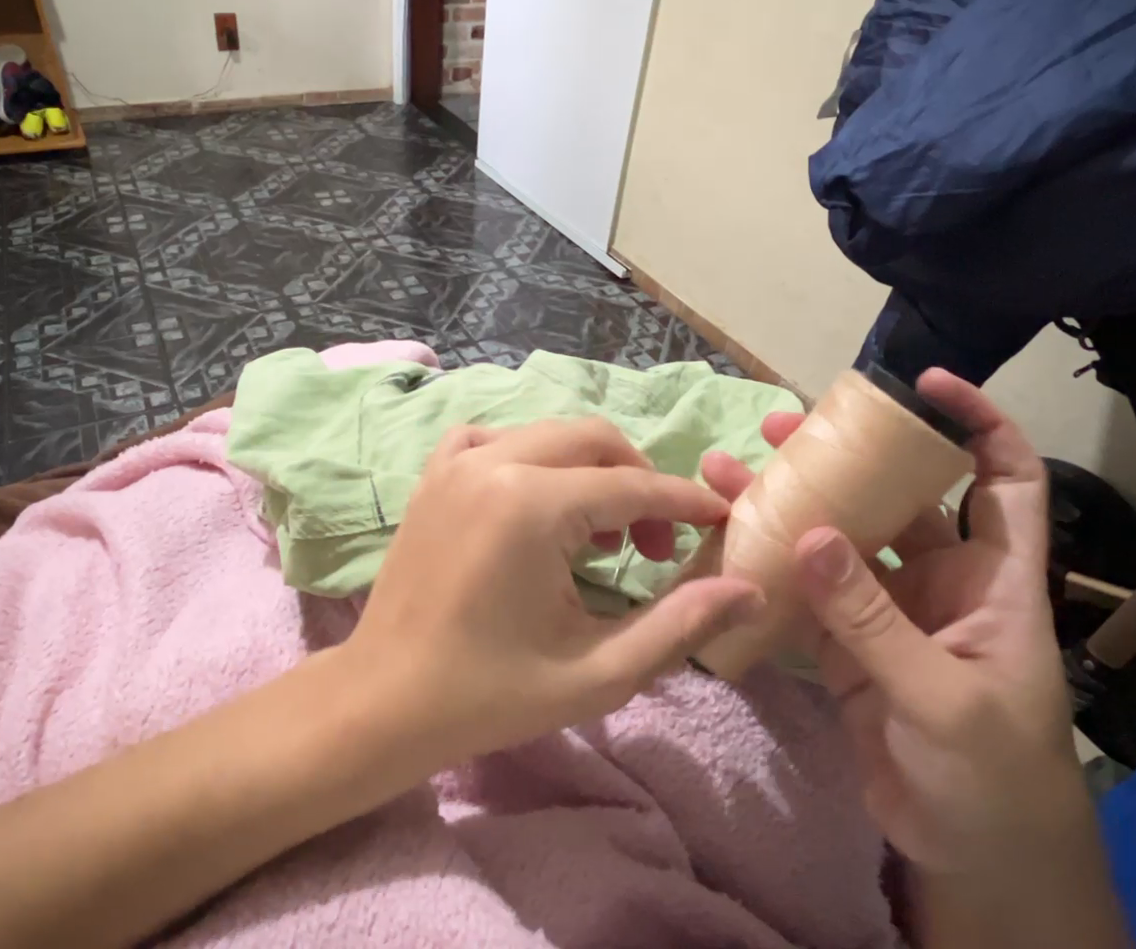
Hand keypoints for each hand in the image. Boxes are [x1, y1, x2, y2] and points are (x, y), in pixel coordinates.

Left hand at [342, 417, 764, 765]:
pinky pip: (494, 439)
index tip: (720, 521)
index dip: (685, 502)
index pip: (633, 486)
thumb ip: (679, 625)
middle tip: (654, 547)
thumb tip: (749, 589)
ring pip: (548, 434)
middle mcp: (493, 464)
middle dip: (640, 483)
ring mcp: (455, 463)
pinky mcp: (433, 476)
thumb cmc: (490, 694)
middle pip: (595, 442)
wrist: (385, 700)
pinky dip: (530, 458)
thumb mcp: (597, 673)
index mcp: (532, 505)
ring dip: (590, 470)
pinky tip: (537, 502)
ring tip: (600, 536)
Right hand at [698, 370, 1079, 873]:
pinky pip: (803, 593)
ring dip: (789, 508)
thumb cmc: (993, 774)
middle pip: (895, 497)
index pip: (1003, 480)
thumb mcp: (942, 696)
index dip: (976, 424)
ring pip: (837, 542)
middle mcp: (938, 581)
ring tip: (727, 474)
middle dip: (843, 457)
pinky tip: (727, 544)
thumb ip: (872, 620)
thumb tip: (810, 536)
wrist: (970, 852)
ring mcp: (885, 611)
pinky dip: (767, 569)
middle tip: (778, 428)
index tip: (923, 386)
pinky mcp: (843, 646)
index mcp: (992, 580)